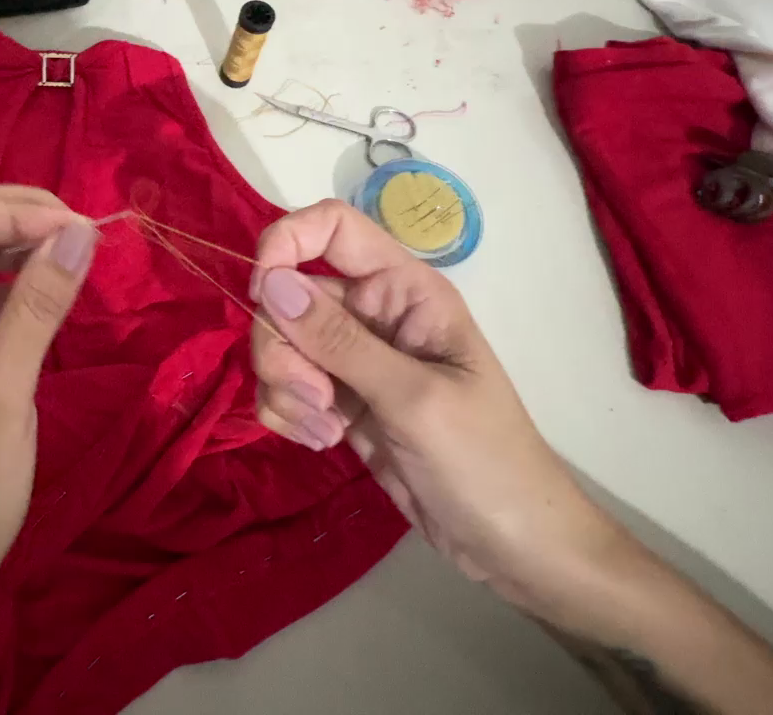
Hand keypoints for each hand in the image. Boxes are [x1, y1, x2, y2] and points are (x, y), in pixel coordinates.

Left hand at [0, 185, 96, 705]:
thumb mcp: (3, 391)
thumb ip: (38, 304)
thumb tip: (80, 230)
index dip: (22, 210)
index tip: (85, 231)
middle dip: (25, 222)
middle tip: (90, 240)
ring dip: (24, 252)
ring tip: (79, 261)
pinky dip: (17, 289)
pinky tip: (52, 298)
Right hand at [249, 200, 637, 622]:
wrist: (510, 546)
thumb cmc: (485, 461)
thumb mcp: (413, 397)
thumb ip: (338, 340)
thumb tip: (270, 283)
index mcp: (404, 290)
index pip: (332, 227)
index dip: (287, 243)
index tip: (262, 294)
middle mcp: (371, 312)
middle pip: (288, 294)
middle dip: (283, 348)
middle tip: (314, 398)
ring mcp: (350, 357)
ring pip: (278, 344)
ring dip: (285, 388)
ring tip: (326, 431)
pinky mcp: (334, 399)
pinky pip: (282, 386)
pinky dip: (286, 413)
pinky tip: (322, 442)